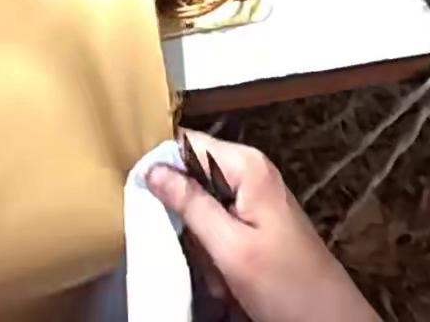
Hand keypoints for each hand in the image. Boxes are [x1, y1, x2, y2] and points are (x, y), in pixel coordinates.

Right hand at [147, 131, 376, 321]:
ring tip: (213, 273)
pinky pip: (219, 221)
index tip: (142, 193)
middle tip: (188, 246)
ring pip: (203, 201)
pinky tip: (223, 279)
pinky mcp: (257, 220)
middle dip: (185, 211)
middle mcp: (249, 170)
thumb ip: (190, 203)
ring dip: (199, 237)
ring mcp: (255, 195)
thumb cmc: (286, 288)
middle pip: (194, 172)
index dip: (162, 163)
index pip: (187, 141)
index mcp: (245, 164)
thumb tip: (151, 168)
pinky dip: (214, 248)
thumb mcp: (231, 249)